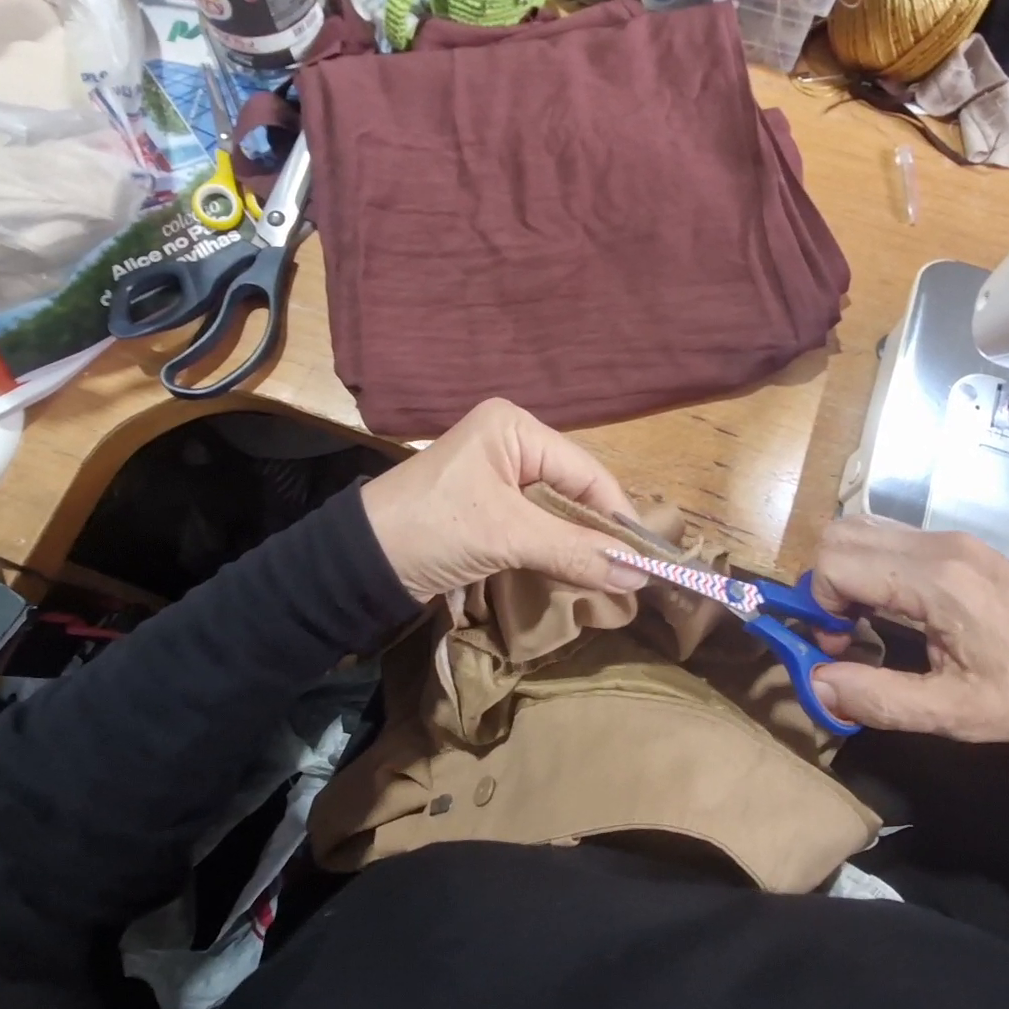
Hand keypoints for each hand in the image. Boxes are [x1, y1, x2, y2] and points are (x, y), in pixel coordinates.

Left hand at [360, 399, 650, 601]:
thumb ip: (575, 551)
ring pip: (560, 513)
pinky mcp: (490, 508)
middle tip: (634, 576)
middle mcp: (513, 443)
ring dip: (581, 547)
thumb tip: (640, 574)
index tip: (649, 560)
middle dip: (601, 535)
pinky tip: (579, 574)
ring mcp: (500, 477)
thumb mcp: (507, 536)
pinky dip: (556, 551)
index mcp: (515, 427)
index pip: (587, 472)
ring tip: (615, 581)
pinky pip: (538, 527)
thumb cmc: (432, 529)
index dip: (619, 517)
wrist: (359, 564)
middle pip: (576, 491)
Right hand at [805, 516, 1008, 741]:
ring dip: (843, 571)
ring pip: (859, 528)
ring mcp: (947, 538)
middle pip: (839, 534)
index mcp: (935, 582)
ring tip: (862, 618)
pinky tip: (888, 606)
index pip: (835, 562)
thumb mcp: (955, 713)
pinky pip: (886, 536)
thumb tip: (814, 685)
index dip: (819, 604)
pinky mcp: (956, 543)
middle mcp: (936, 546)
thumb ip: (878, 698)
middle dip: (824, 583)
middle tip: (844, 630)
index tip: (838, 645)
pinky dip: (867, 564)